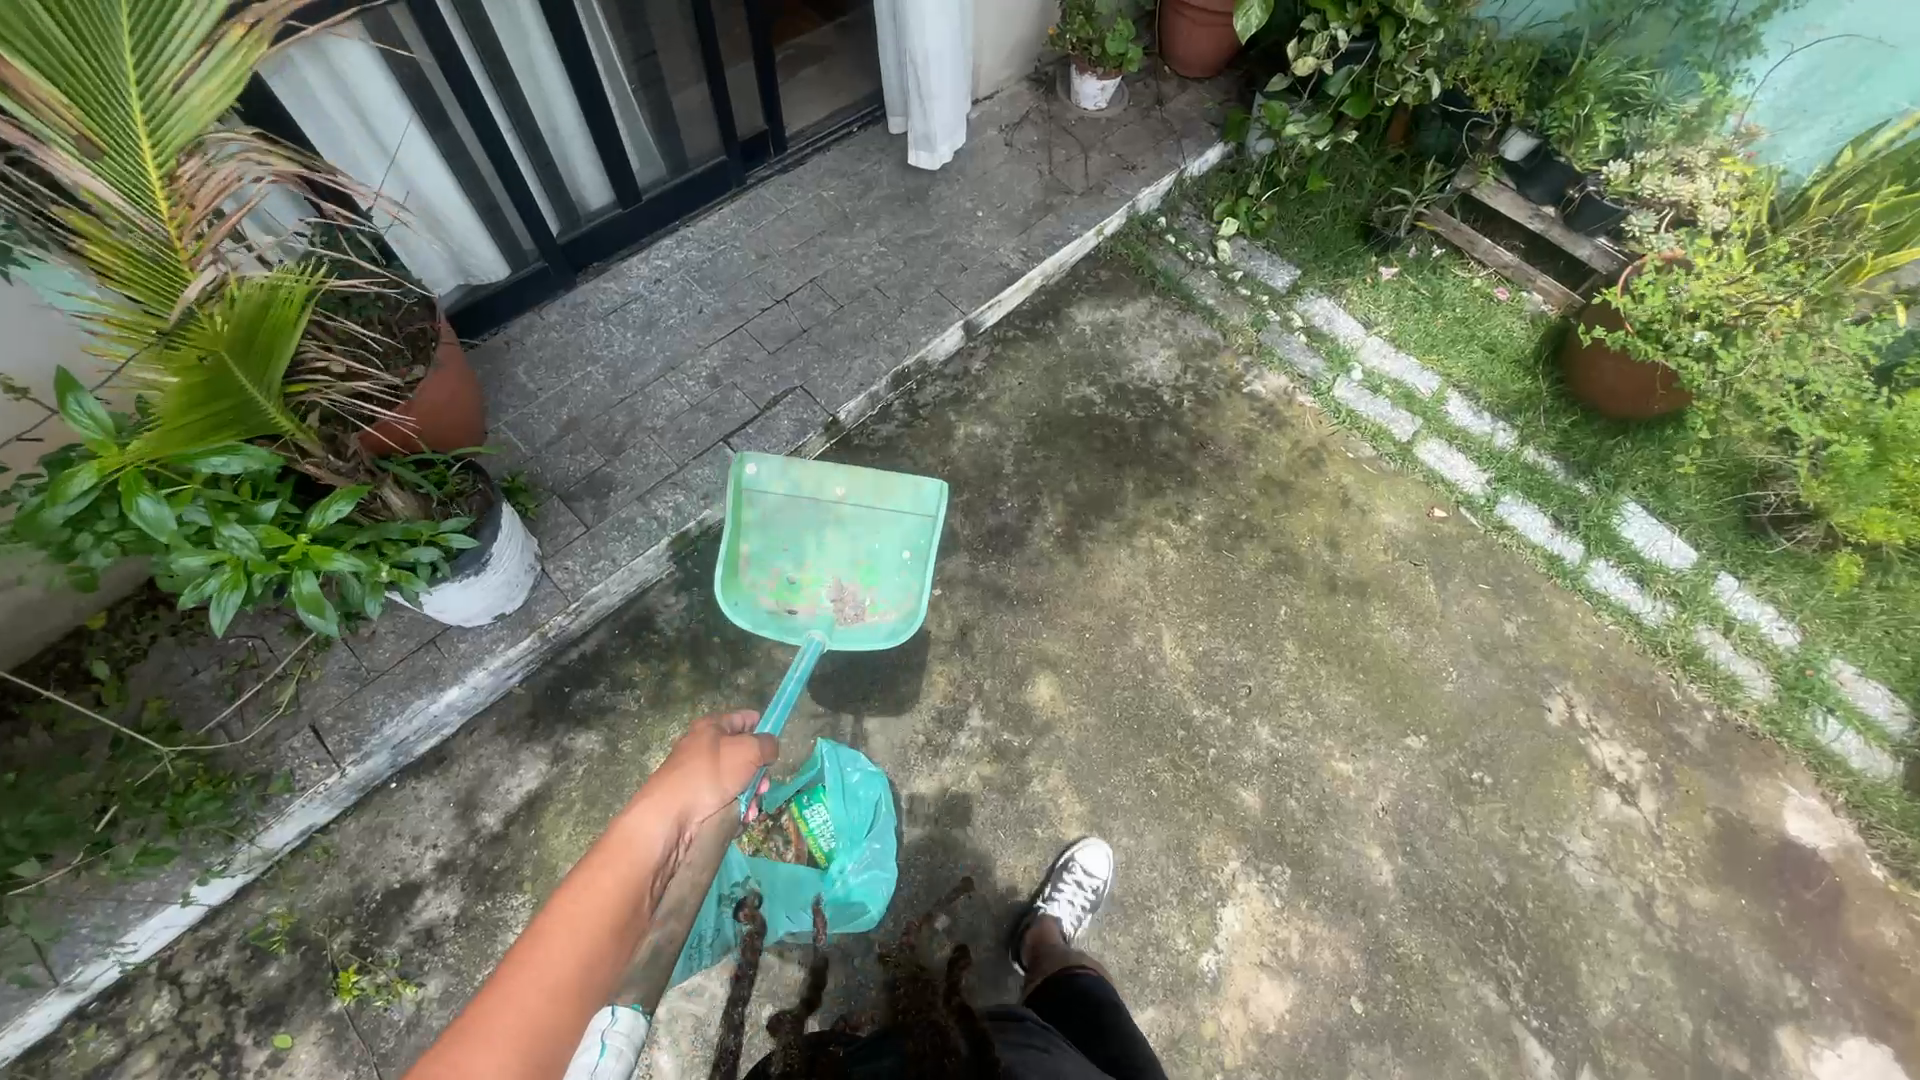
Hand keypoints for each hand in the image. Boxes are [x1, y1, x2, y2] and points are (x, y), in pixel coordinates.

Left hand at [635, 710, 778, 850]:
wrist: (670, 816)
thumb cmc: (711, 774)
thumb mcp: (748, 750)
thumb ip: (767, 744)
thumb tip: (769, 749)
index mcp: (712, 727)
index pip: (744, 719)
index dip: (763, 727)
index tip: (775, 746)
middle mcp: (705, 748)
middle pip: (744, 754)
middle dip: (759, 772)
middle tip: (763, 785)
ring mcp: (701, 776)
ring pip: (738, 780)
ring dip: (751, 794)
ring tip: (752, 808)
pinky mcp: (698, 800)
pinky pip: (727, 799)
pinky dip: (738, 807)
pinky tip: (742, 817)